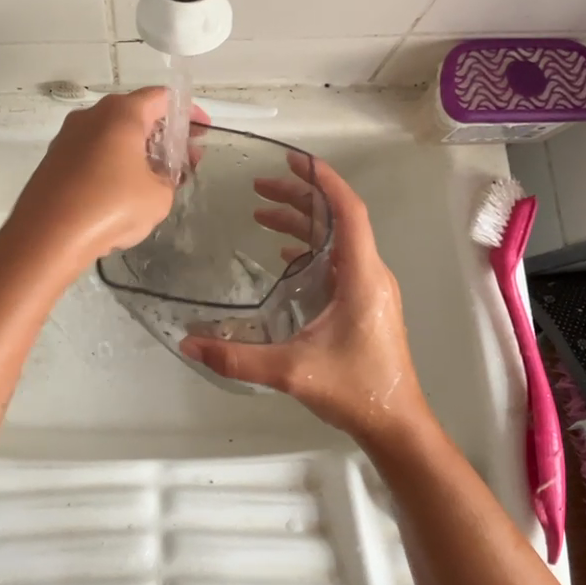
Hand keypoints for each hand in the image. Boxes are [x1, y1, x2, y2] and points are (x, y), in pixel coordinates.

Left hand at [4, 88, 204, 269]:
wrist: (47, 235)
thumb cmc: (111, 206)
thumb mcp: (159, 196)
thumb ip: (169, 177)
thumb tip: (159, 174)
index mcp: (120, 113)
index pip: (161, 98)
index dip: (187, 112)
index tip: (201, 130)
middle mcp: (91, 116)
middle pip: (136, 115)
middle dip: (163, 135)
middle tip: (184, 159)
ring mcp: (68, 136)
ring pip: (112, 135)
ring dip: (137, 151)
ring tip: (155, 180)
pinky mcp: (54, 160)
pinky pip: (93, 153)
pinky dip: (113, 163)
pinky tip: (122, 192)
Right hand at [179, 153, 431, 442]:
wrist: (396, 425)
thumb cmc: (355, 390)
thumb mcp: (292, 371)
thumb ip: (238, 356)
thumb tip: (188, 342)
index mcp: (361, 277)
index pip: (348, 212)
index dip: (324, 181)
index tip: (295, 160)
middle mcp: (370, 274)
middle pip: (338, 220)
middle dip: (300, 197)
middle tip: (260, 186)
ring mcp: (370, 289)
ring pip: (337, 239)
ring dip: (303, 222)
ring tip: (262, 214)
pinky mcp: (365, 303)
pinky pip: (338, 260)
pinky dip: (311, 247)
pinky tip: (283, 256)